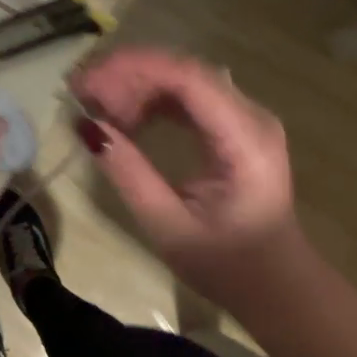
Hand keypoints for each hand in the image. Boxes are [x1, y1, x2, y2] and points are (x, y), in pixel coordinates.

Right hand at [71, 47, 302, 308]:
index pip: (186, 78)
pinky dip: (151, 98)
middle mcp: (250, 115)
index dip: (131, 70)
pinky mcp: (232, 125)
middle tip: (80, 92)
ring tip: (94, 104)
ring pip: (181, 77)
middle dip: (126, 74)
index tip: (84, 83)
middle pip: (182, 70)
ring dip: (135, 84)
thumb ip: (129, 173)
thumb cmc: (227, 265)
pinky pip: (186, 95)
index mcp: (245, 139)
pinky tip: (123, 116)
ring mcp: (243, 117)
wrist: (277, 287)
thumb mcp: (169, 226)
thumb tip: (86, 125)